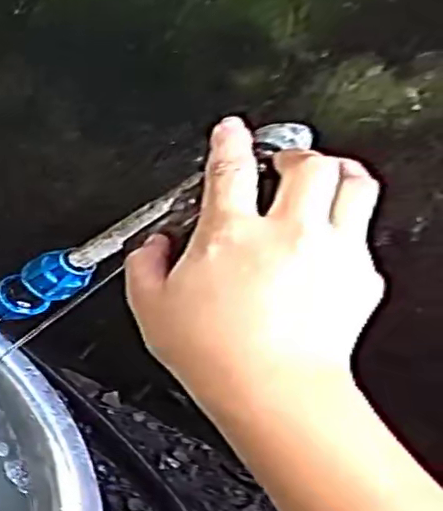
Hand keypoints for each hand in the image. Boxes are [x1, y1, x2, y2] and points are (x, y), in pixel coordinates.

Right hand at [125, 116, 383, 422]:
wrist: (268, 380)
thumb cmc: (207, 344)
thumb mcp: (147, 301)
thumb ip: (147, 263)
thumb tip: (156, 245)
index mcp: (226, 236)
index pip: (229, 172)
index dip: (228, 144)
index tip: (230, 131)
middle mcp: (287, 233)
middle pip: (312, 167)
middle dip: (298, 154)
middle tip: (283, 158)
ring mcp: (333, 250)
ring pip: (358, 186)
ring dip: (338, 174)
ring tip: (322, 178)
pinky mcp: (362, 273)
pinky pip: (361, 232)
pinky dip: (343, 224)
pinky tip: (323, 237)